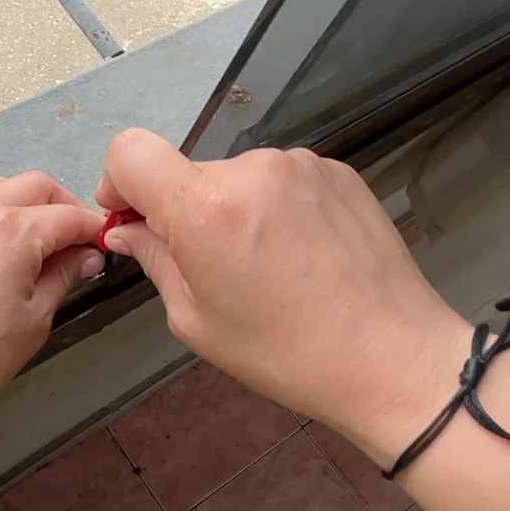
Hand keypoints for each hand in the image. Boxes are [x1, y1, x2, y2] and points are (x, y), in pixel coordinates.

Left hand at [0, 172, 106, 437]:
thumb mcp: (33, 320)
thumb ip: (63, 277)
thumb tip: (86, 257)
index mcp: (14, 232)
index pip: (69, 216)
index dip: (92, 229)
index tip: (102, 244)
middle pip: (34, 186)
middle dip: (61, 206)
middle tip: (72, 239)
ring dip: (19, 198)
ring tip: (29, 231)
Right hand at [95, 128, 469, 451]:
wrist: (392, 358)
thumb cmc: (284, 352)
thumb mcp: (193, 318)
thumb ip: (153, 258)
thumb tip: (125, 229)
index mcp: (205, 208)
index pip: (129, 151)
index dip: (118, 183)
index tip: (133, 218)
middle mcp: (251, 170)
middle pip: (185, 171)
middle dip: (182, 209)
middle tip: (209, 264)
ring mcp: (299, 164)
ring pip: (233, 177)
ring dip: (231, 208)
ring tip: (265, 263)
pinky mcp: (335, 169)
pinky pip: (278, 179)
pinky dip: (272, 206)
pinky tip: (298, 251)